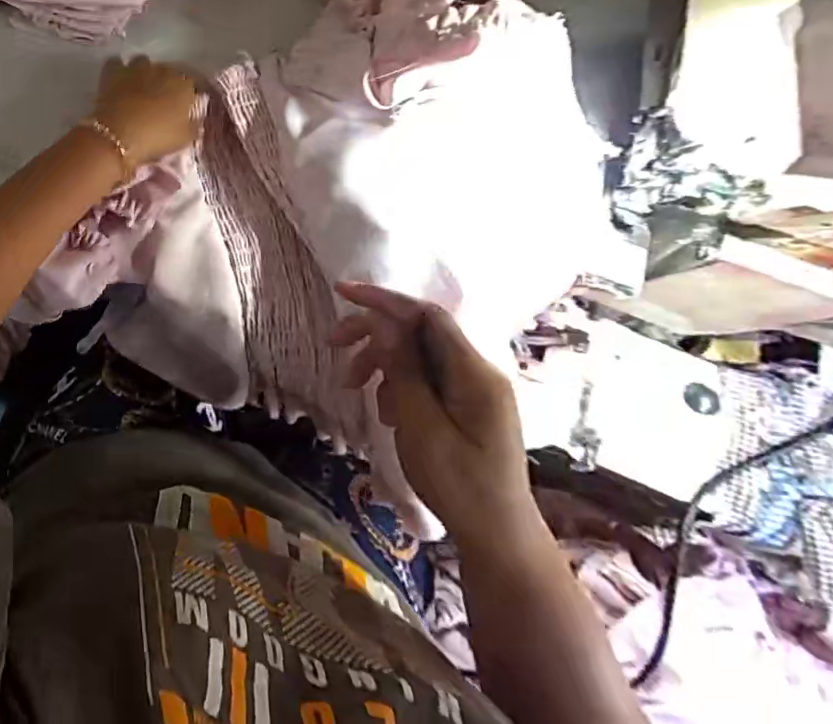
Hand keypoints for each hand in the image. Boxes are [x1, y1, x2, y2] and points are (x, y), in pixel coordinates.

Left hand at [90, 55, 198, 165]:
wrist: (119, 135)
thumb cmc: (156, 137)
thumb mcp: (184, 138)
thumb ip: (194, 125)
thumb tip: (197, 119)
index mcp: (185, 85)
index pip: (193, 82)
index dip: (188, 94)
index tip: (184, 105)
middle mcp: (163, 70)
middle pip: (168, 71)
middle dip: (165, 83)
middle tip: (160, 101)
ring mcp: (137, 68)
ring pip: (143, 62)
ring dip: (143, 72)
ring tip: (139, 88)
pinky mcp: (113, 71)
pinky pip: (116, 63)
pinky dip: (117, 70)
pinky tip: (117, 80)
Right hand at [331, 282, 539, 545]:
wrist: (499, 539)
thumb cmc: (459, 485)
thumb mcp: (420, 426)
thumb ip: (403, 369)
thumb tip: (383, 323)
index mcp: (474, 372)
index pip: (425, 315)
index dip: (383, 299)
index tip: (341, 293)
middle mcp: (478, 371)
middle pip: (419, 331)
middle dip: (374, 333)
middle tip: (334, 345)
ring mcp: (475, 389)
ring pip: (419, 354)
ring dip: (382, 362)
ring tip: (354, 388)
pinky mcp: (467, 405)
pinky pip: (426, 377)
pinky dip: (398, 384)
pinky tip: (385, 411)